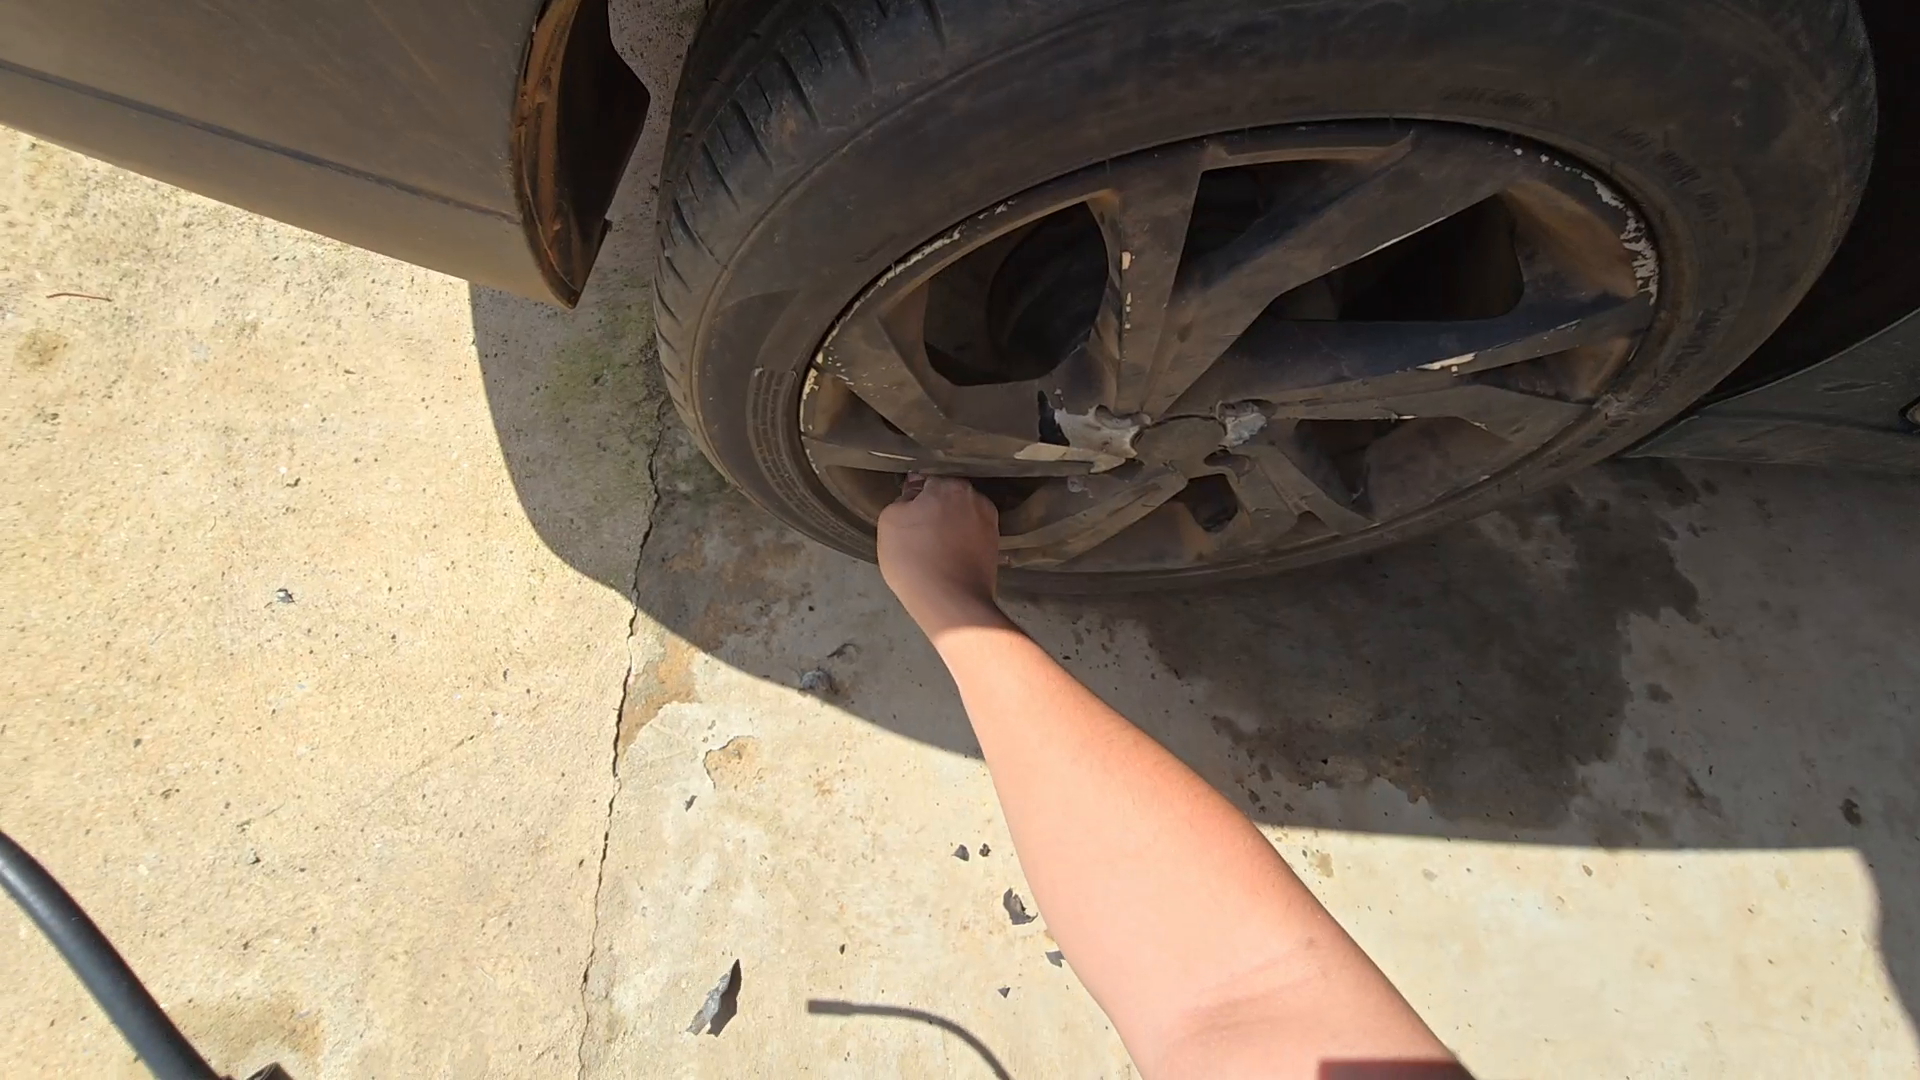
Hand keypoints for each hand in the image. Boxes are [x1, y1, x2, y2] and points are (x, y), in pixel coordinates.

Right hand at [877, 475, 1007, 636]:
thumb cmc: (915, 560)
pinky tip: (946, 558)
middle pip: (948, 496)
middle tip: (917, 532)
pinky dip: (960, 543)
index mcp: (952, 485)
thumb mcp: (889, 520)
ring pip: (961, 517)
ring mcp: (990, 523)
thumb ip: (902, 499)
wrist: (951, 602)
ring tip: (932, 549)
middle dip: (934, 509)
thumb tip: (914, 498)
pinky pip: (971, 537)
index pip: (927, 478)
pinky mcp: (995, 547)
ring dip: (948, 526)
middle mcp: (977, 498)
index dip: (913, 495)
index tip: (906, 513)